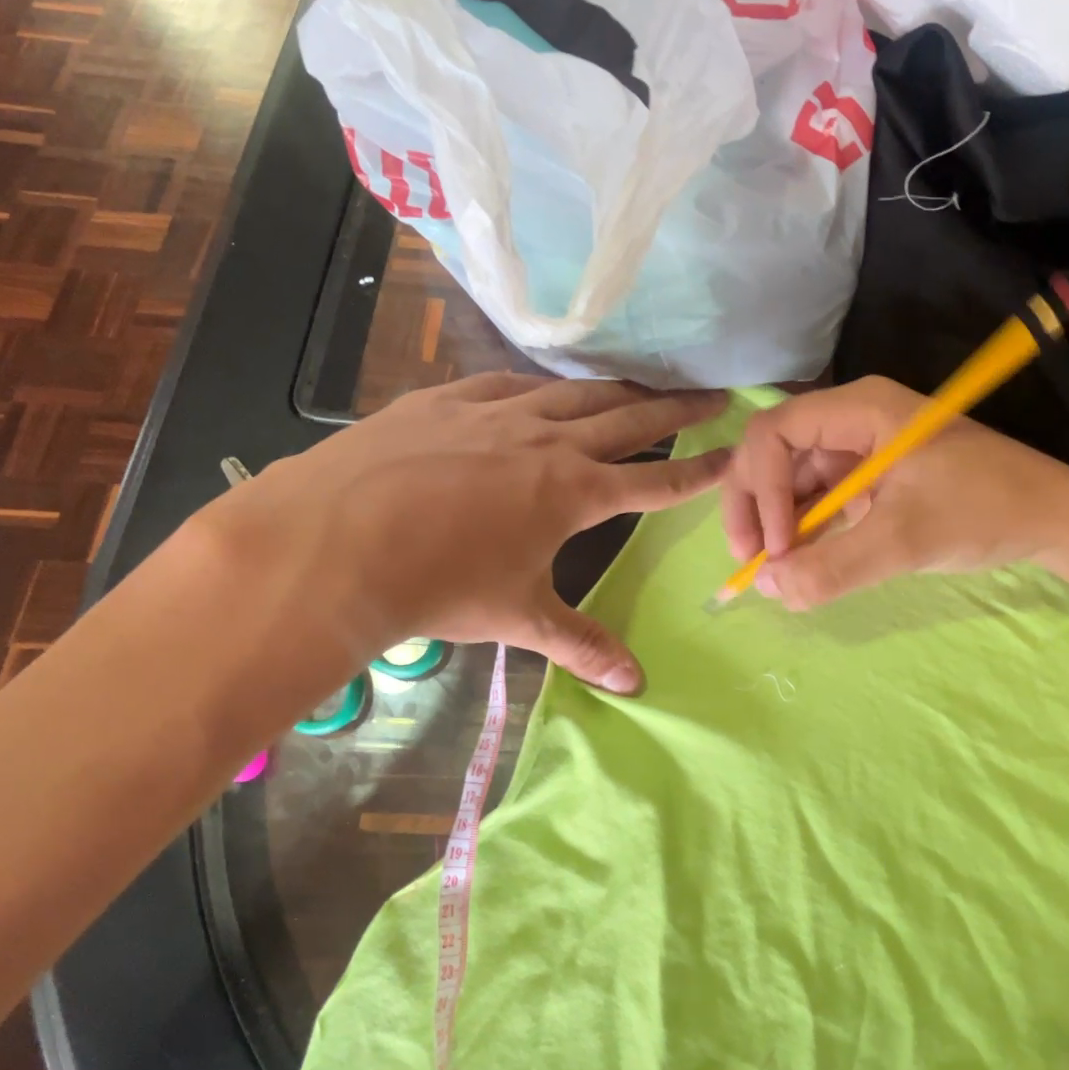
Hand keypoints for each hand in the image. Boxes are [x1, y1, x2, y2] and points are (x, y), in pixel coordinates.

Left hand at [202, 373, 728, 692]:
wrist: (332, 542)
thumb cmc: (438, 583)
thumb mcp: (518, 617)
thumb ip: (580, 643)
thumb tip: (635, 685)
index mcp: (575, 492)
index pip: (657, 480)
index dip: (701, 469)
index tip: (736, 452)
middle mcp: (548, 441)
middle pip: (629, 419)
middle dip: (677, 410)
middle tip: (712, 395)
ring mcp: (496, 413)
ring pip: (574, 393)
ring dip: (616, 390)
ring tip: (641, 386)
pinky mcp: (447, 400)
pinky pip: (509, 383)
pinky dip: (540, 386)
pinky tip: (540, 388)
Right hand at [720, 376, 1068, 609]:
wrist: (1052, 518)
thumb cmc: (983, 510)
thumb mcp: (906, 539)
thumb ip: (834, 566)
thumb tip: (770, 590)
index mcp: (860, 409)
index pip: (775, 433)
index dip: (761, 488)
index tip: (775, 547)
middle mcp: (853, 422)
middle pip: (775, 455)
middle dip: (756, 507)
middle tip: (752, 564)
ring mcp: (862, 452)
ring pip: (794, 482)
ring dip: (777, 526)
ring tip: (776, 575)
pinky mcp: (873, 482)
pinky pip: (822, 503)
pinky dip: (806, 534)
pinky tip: (801, 567)